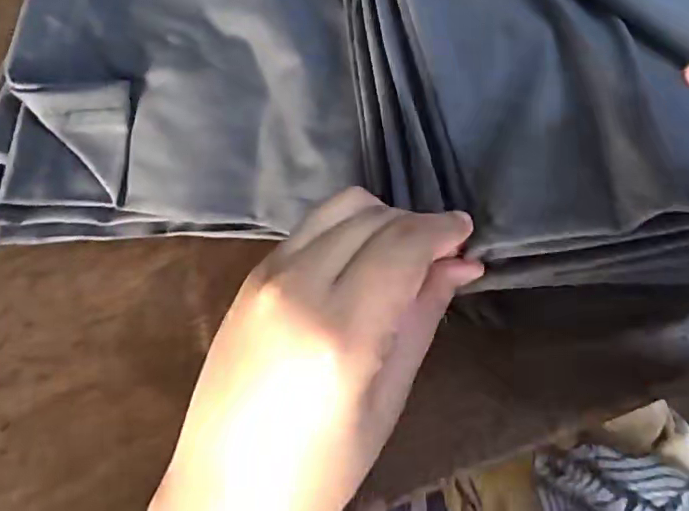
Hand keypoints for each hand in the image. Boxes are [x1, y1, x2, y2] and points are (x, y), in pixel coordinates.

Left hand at [153, 188, 482, 510]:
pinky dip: (348, 226)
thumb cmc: (318, 467)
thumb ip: (424, 315)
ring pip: (342, 205)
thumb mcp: (387, 399)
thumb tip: (464, 263)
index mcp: (339, 331)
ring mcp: (269, 274)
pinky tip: (359, 259)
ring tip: (400, 253)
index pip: (403, 245)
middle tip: (442, 251)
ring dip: (382, 217)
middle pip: (375, 217)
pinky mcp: (252, 273)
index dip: (442, 229)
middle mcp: (300, 286)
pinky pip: (313, 223)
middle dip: (418, 224)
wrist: (222, 491)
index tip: (466, 230)